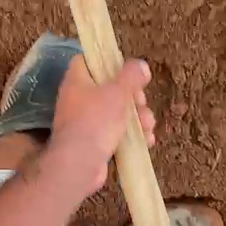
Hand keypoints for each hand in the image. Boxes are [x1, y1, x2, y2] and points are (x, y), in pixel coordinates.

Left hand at [38, 54, 154, 195]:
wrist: (79, 164)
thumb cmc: (96, 121)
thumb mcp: (117, 93)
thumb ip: (131, 76)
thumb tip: (141, 65)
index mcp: (77, 80)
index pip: (87, 61)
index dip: (108, 62)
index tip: (127, 69)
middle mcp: (78, 98)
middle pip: (110, 87)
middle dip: (133, 97)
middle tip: (142, 103)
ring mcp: (85, 121)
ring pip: (117, 111)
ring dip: (137, 117)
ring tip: (148, 126)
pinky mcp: (94, 141)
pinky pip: (116, 131)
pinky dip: (131, 135)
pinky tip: (146, 140)